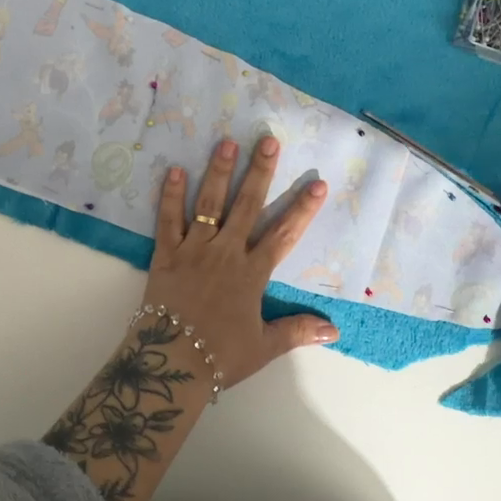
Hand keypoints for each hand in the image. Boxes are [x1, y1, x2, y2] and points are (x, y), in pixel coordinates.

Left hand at [142, 137, 337, 389]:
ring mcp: (194, 249)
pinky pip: (168, 219)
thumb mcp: (264, 346)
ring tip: (226, 142)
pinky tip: (174, 169)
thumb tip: (334, 330)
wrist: (171, 360)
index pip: (283, 234)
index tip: (318, 184)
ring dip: (218, 171)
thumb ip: (297, 330)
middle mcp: (226, 252)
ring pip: (209, 203)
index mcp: (252, 273)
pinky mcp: (166, 253)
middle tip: (267, 140)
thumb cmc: (220, 354)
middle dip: (260, 172)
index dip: (302, 209)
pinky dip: (170, 195)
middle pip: (246, 206)